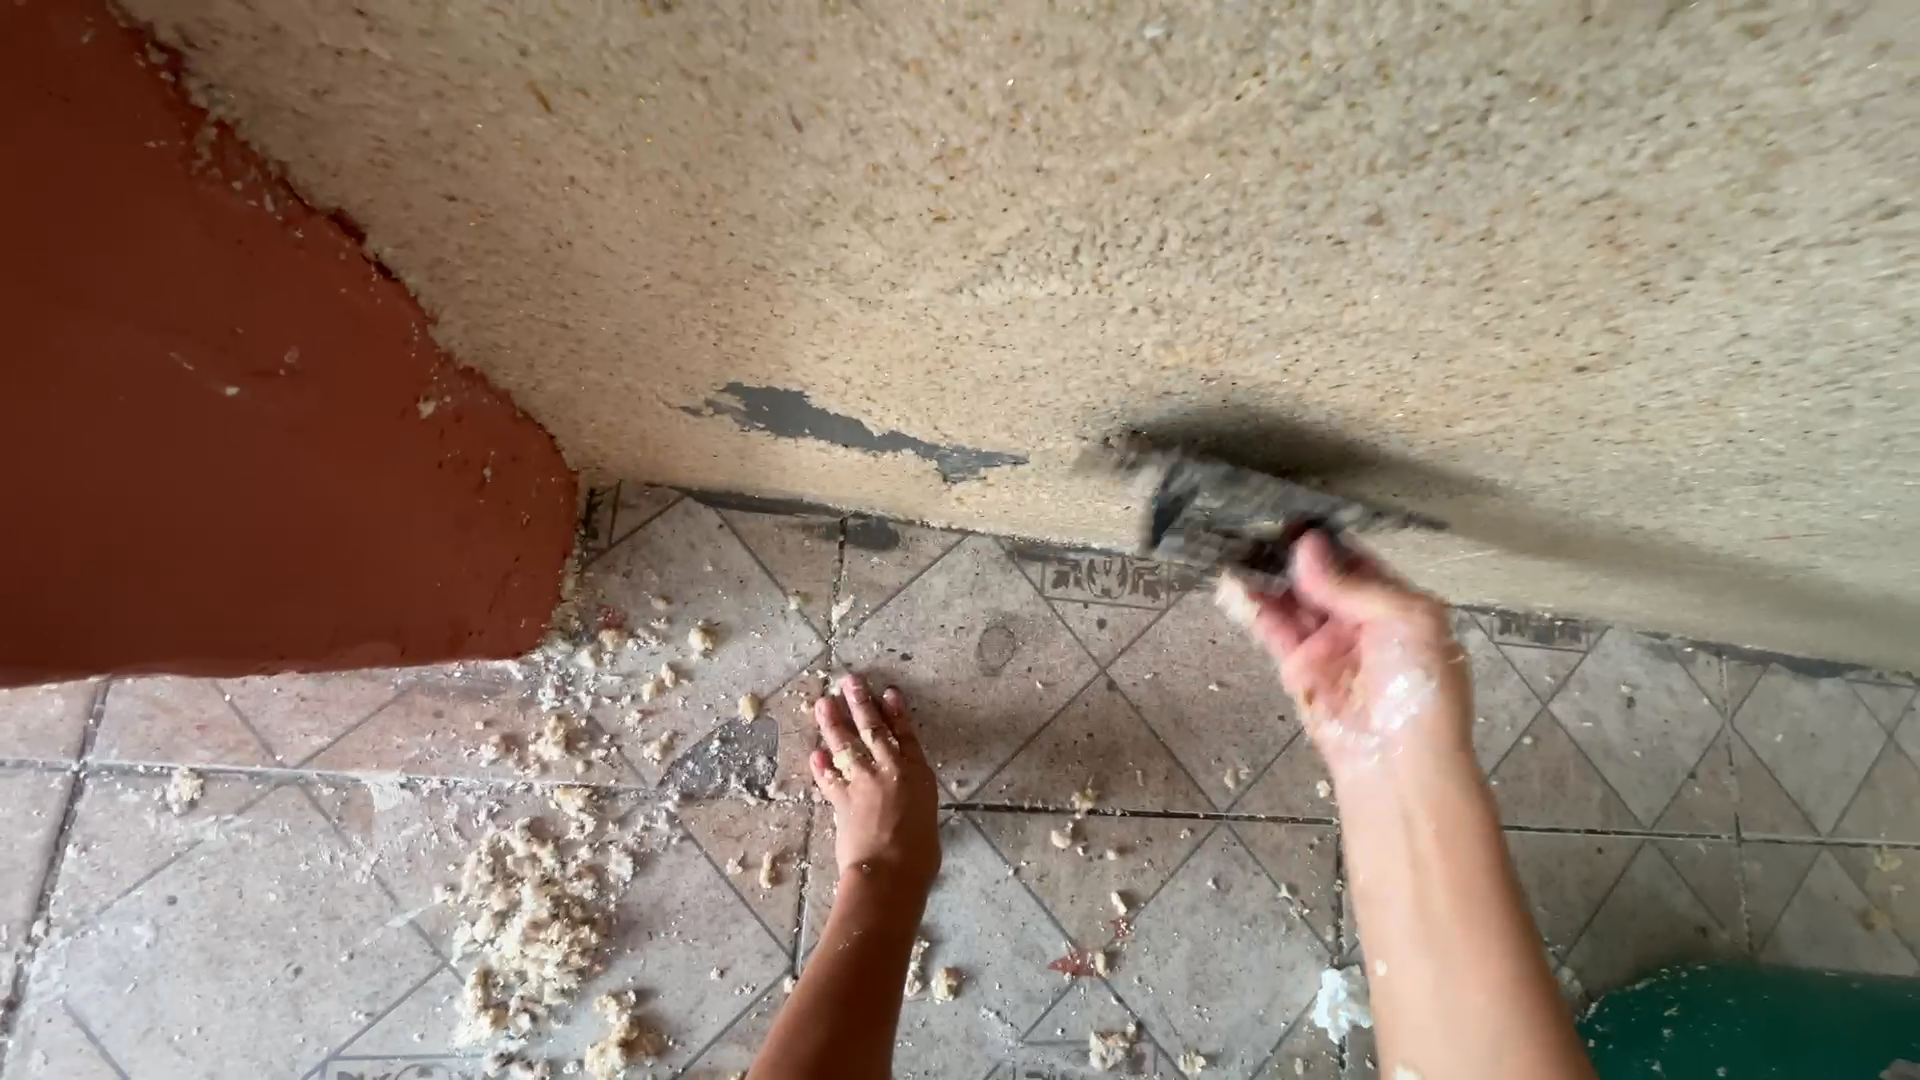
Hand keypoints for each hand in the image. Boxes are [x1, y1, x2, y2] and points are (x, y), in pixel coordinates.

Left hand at [808, 674, 942, 890]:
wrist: (890, 872)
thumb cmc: (920, 855)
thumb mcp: (927, 821)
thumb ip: (914, 806)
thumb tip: (905, 810)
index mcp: (917, 774)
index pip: (906, 735)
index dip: (896, 712)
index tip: (887, 692)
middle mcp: (889, 770)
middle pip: (873, 730)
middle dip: (861, 703)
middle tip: (850, 681)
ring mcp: (863, 783)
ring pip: (846, 746)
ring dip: (833, 723)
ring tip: (824, 703)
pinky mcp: (841, 801)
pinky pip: (829, 779)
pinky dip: (820, 767)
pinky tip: (814, 754)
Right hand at [1219, 531, 1471, 778]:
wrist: (1396, 758)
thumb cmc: (1419, 685)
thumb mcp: (1407, 621)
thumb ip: (1353, 585)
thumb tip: (1306, 547)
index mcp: (1395, 604)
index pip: (1356, 561)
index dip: (1325, 540)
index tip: (1292, 516)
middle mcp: (1358, 618)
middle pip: (1317, 577)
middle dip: (1289, 555)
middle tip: (1256, 527)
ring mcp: (1325, 641)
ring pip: (1290, 599)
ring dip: (1265, 576)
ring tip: (1238, 547)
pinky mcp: (1295, 663)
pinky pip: (1271, 627)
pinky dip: (1253, 606)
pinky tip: (1236, 583)